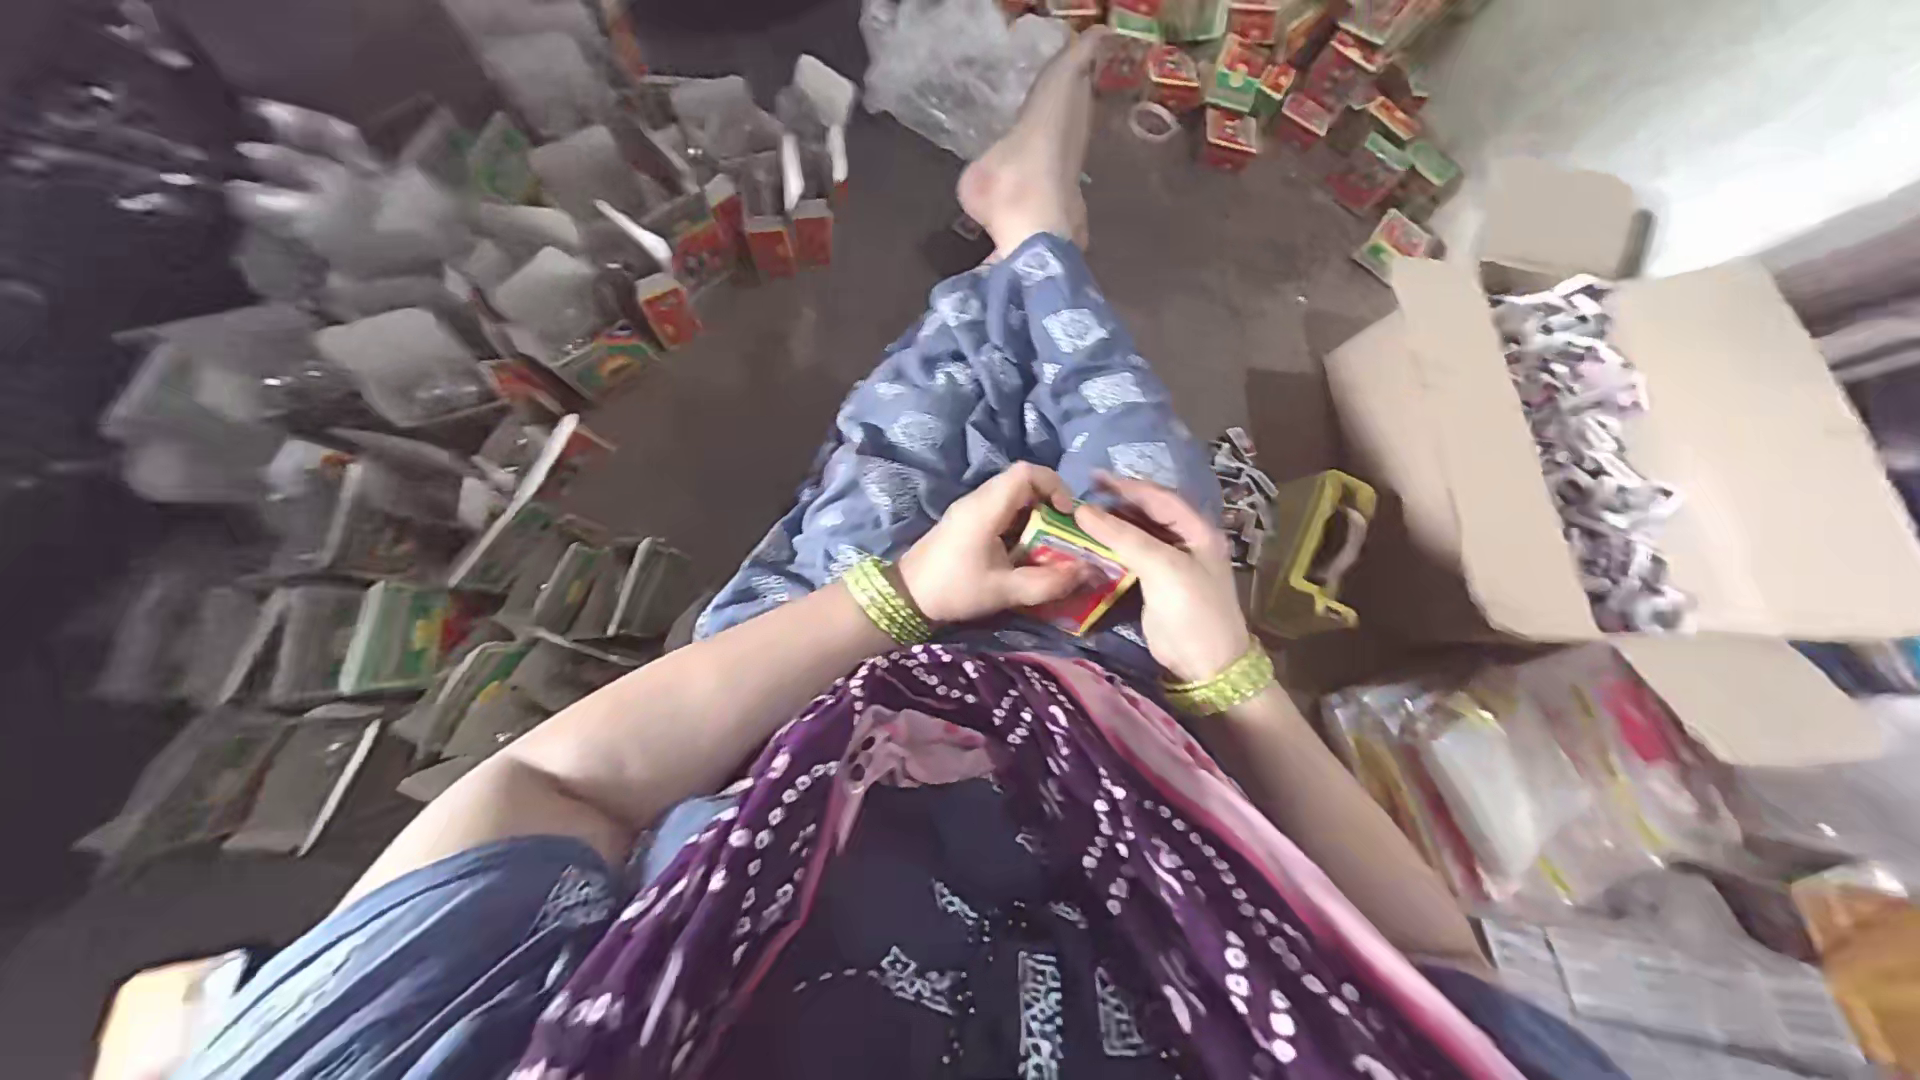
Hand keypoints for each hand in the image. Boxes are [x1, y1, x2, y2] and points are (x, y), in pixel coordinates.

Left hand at [898, 463, 1088, 623]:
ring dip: (1034, 513)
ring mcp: (969, 509)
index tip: (1067, 514)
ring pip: (1011, 495)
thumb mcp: (1006, 591)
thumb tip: (1091, 573)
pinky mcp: (965, 521)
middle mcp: (978, 500)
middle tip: (1064, 530)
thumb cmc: (955, 590)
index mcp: (986, 508)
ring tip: (1049, 542)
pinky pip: (999, 508)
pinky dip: (1019, 521)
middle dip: (1049, 501)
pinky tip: (1024, 549)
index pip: (1025, 472)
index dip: (1054, 485)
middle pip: (1021, 481)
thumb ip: (1050, 582)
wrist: (906, 597)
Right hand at [1072, 472, 1249, 683]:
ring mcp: (1171, 563)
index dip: (1126, 486)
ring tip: (1082, 516)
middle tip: (1082, 496)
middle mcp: (1185, 541)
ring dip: (1112, 524)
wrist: (1207, 664)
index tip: (1093, 478)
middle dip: (1117, 502)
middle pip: (1148, 512)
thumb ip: (1124, 537)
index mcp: (1197, 530)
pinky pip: (1131, 555)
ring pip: (1138, 533)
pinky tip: (1092, 544)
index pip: (1159, 497)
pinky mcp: (1156, 583)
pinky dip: (1111, 547)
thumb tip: (1084, 511)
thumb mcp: (1162, 567)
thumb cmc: (1192, 610)